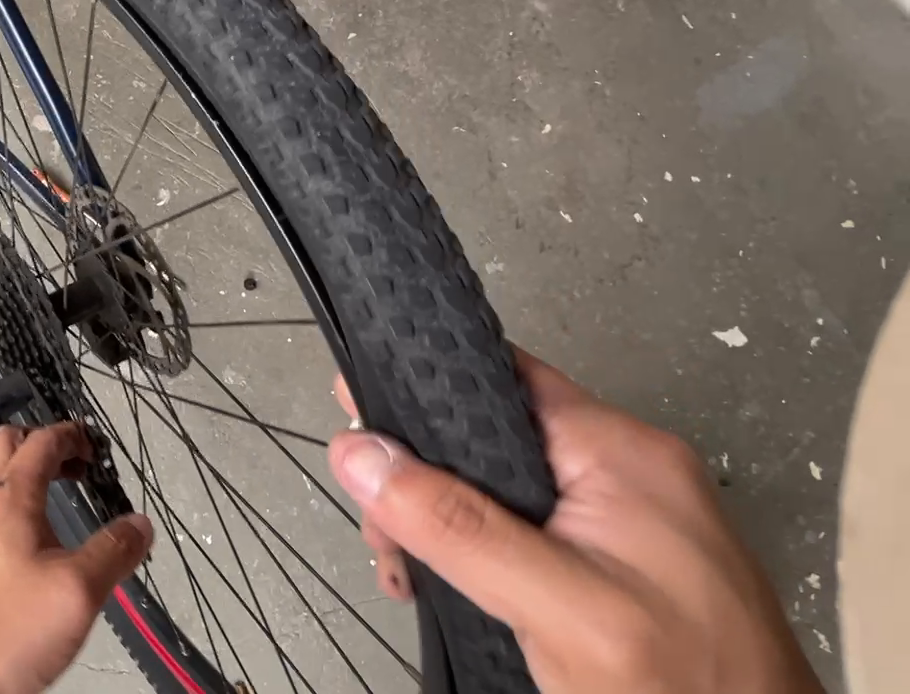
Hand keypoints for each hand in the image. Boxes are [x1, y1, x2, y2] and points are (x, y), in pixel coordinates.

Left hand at [0, 422, 154, 693]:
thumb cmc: (9, 628)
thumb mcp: (77, 592)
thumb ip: (113, 553)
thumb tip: (141, 523)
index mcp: (11, 496)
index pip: (41, 441)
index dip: (71, 435)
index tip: (95, 446)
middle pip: (8, 443)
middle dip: (44, 442)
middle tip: (76, 465)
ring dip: (27, 469)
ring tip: (61, 494)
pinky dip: (15, 497)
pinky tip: (36, 533)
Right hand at [328, 351, 822, 693]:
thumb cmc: (685, 692)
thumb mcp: (562, 608)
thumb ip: (457, 526)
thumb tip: (358, 454)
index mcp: (617, 450)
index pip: (493, 377)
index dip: (416, 386)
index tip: (354, 412)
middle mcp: (615, 468)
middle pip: (477, 432)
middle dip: (414, 474)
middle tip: (382, 527)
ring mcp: (612, 516)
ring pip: (484, 482)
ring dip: (429, 517)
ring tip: (406, 567)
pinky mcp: (604, 559)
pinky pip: (507, 525)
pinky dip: (460, 545)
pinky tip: (438, 579)